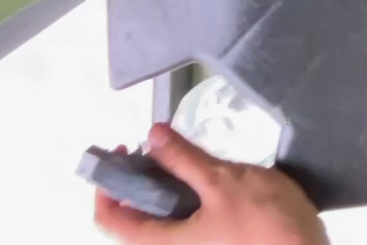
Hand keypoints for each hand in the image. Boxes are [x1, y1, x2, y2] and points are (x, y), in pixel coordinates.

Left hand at [93, 124, 327, 244]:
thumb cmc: (259, 220)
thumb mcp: (220, 181)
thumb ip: (183, 159)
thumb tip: (150, 134)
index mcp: (158, 244)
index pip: (109, 219)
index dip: (107, 182)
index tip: (125, 147)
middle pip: (134, 218)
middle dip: (140, 177)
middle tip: (159, 144)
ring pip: (160, 218)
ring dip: (163, 185)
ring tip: (181, 156)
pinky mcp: (212, 244)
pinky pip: (181, 221)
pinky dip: (182, 196)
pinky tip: (204, 176)